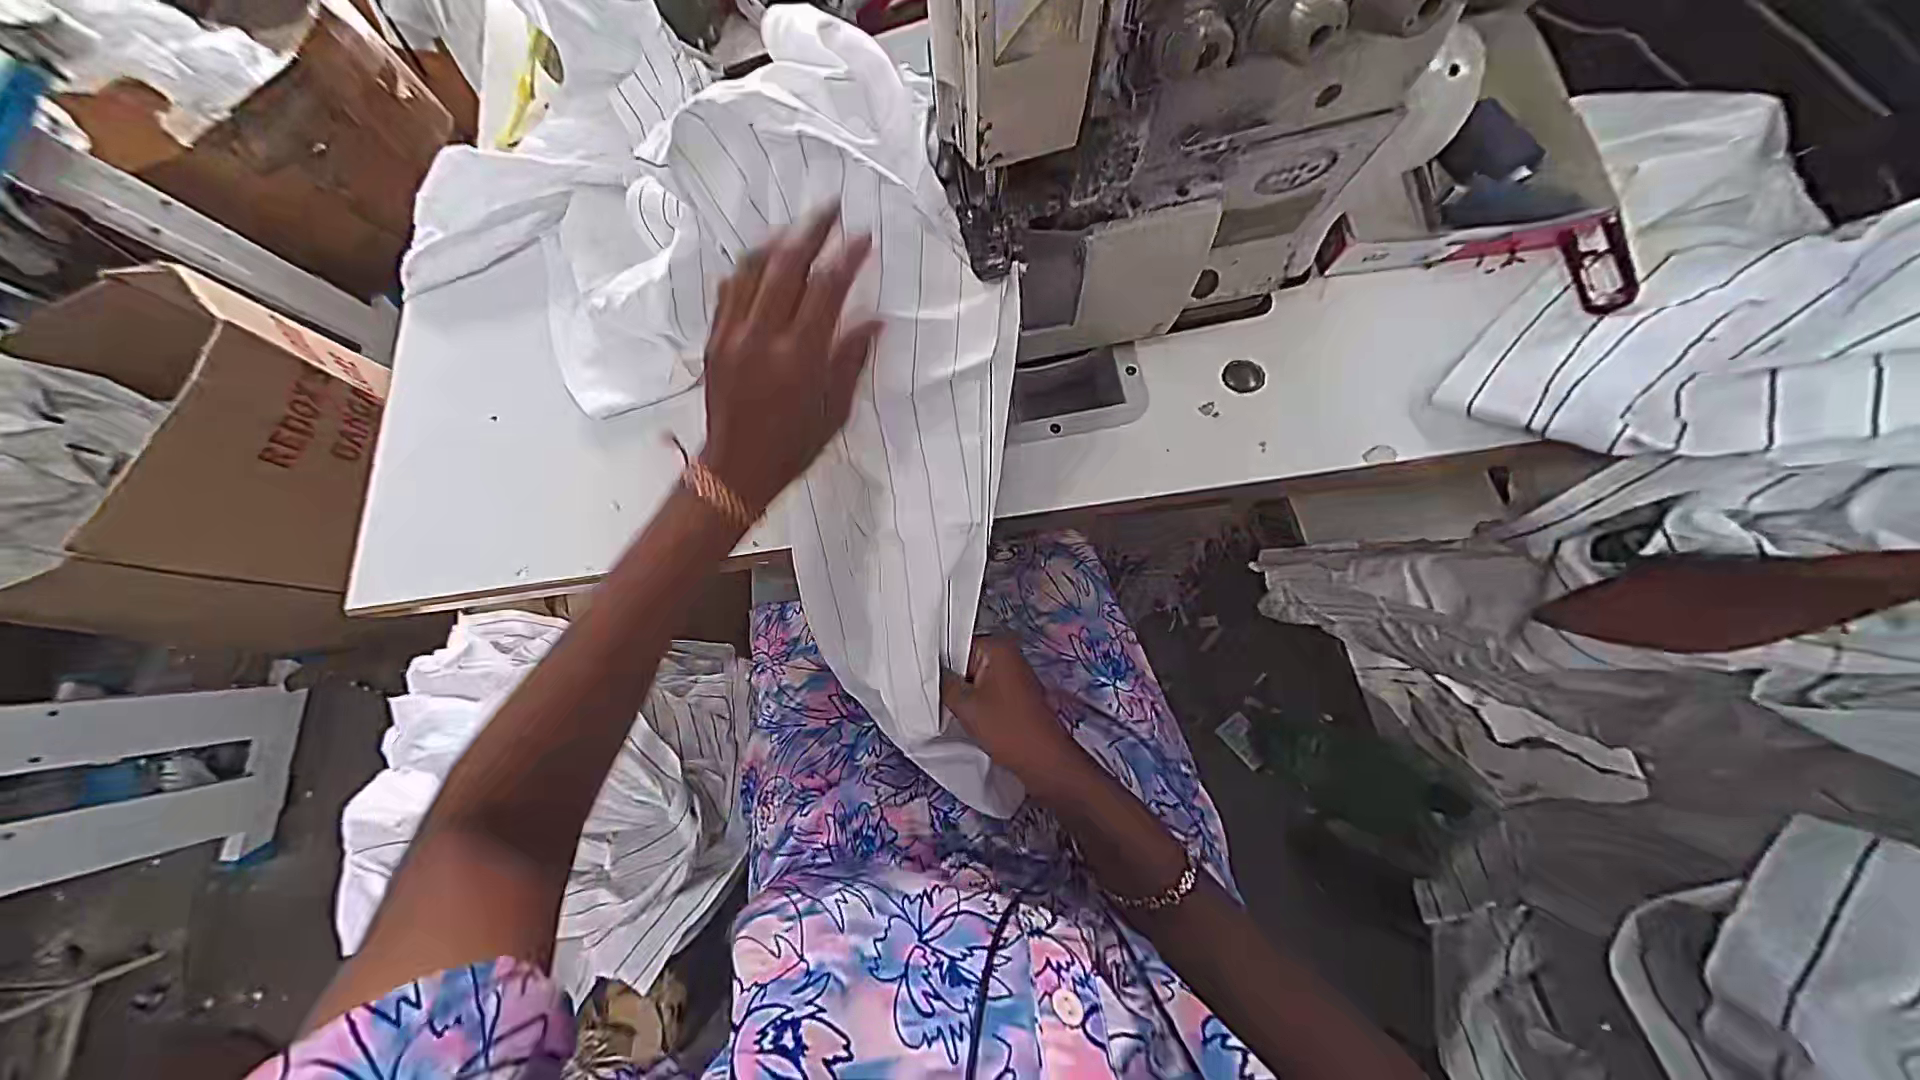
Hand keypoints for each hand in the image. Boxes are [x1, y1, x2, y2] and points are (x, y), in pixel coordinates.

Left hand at [701, 206, 882, 512]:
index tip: (862, 239)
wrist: (737, 467)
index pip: (826, 290)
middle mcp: (762, 336)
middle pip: (787, 265)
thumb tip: (872, 322)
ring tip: (798, 227)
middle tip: (829, 208)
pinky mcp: (715, 339)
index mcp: (799, 356)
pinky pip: (730, 289)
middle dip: (811, 230)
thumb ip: (851, 360)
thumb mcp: (834, 409)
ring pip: (753, 269)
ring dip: (778, 241)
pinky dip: (750, 267)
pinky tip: (764, 260)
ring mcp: (733, 334)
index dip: (846, 258)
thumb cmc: (793, 445)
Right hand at [941, 637, 1093, 802]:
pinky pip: (987, 690)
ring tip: (949, 707)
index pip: (956, 643)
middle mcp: (1009, 655)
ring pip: (975, 678)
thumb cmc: (1006, 729)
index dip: (939, 661)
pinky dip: (975, 701)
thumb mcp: (965, 705)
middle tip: (934, 695)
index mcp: (998, 648)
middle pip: (966, 660)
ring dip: (963, 693)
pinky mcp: (1016, 693)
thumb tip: (933, 673)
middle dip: (951, 678)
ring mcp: (1014, 674)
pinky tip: (966, 716)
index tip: (923, 677)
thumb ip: (944, 683)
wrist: (1044, 761)